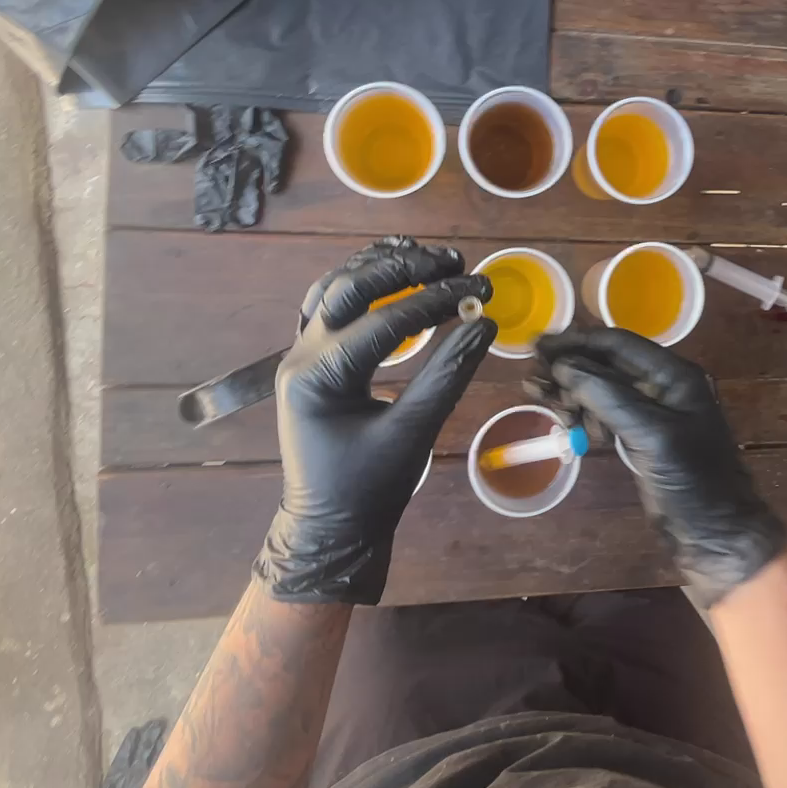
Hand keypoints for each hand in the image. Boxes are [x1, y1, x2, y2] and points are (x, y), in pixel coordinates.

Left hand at [257, 237, 496, 603]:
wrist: (330, 528)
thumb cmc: (369, 489)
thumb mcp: (414, 432)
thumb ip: (448, 374)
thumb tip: (486, 324)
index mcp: (320, 375)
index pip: (385, 320)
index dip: (437, 300)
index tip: (480, 290)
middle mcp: (301, 354)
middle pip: (352, 288)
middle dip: (407, 269)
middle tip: (456, 263)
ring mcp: (300, 353)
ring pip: (335, 287)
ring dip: (382, 268)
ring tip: (430, 259)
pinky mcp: (311, 358)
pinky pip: (330, 305)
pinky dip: (362, 284)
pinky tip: (393, 276)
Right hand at [533, 327, 786, 606]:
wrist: (718, 539)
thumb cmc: (694, 483)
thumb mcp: (652, 435)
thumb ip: (608, 396)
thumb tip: (564, 366)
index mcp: (674, 376)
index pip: (618, 345)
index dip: (577, 342)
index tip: (538, 345)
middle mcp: (663, 388)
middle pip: (606, 366)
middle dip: (568, 368)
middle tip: (530, 375)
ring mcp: (652, 416)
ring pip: (602, 392)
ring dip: (570, 392)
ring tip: (535, 394)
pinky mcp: (642, 441)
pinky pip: (606, 417)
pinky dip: (584, 416)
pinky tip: (567, 422)